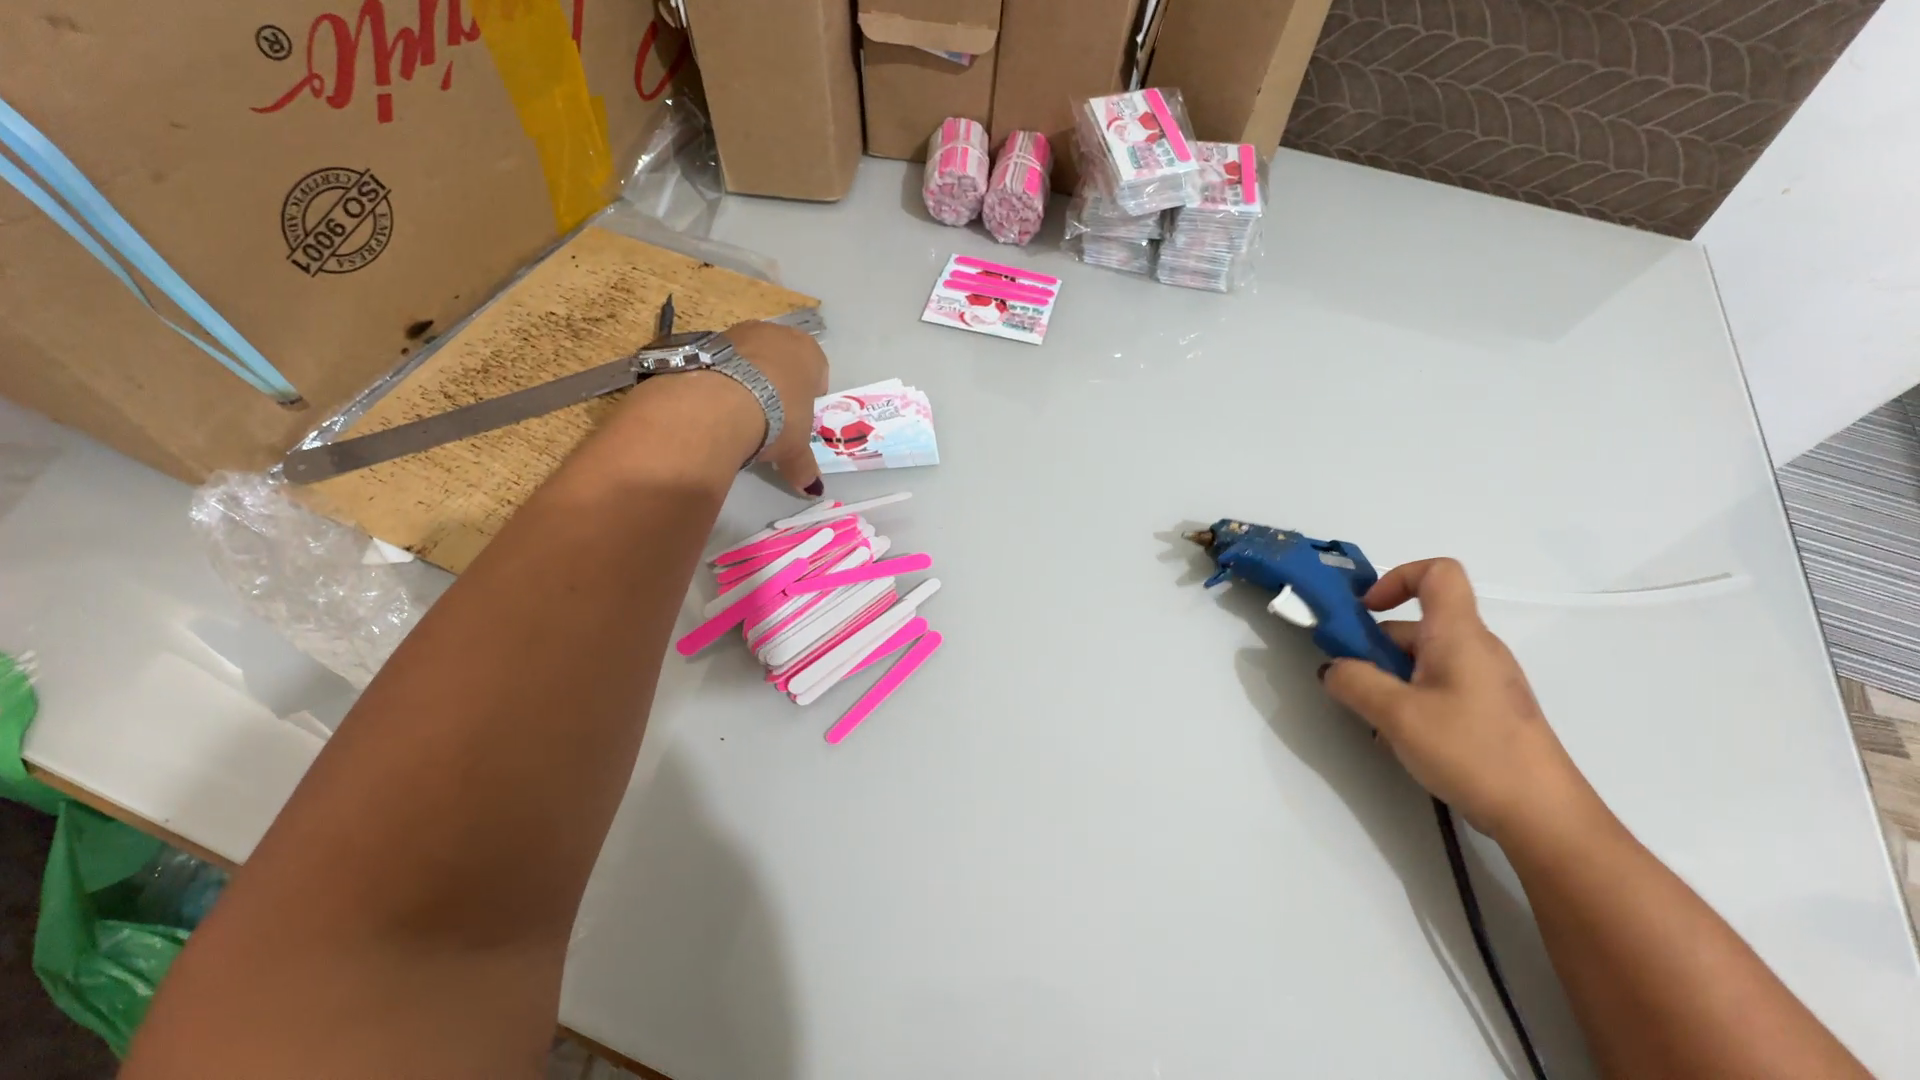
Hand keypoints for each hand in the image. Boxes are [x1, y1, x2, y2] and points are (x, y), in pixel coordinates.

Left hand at [723, 319, 829, 494]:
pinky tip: (716, 402)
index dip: (809, 394)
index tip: (799, 416)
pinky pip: (721, 360)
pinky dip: (721, 377)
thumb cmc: (776, 418)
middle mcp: (778, 334)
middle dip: (778, 384)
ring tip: (740, 411)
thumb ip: (803, 466)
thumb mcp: (794, 449)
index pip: (817, 370)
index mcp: (809, 352)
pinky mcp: (707, 338)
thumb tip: (813, 489)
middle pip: (783, 360)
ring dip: (748, 379)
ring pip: (751, 356)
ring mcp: (741, 332)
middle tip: (771, 415)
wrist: (720, 402)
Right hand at [1319, 558, 1598, 839]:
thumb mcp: (1397, 715)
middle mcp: (1476, 648)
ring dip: (1389, 678)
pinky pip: (1440, 686)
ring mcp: (1486, 681)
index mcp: (1459, 634)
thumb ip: (1355, 683)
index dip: (1396, 578)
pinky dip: (1411, 699)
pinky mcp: (1489, 711)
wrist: (1543, 815)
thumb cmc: (1471, 750)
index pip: (1437, 573)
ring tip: (1373, 720)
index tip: (1365, 612)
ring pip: (1425, 659)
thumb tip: (1333, 668)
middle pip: (1419, 623)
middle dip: (1375, 644)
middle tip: (1349, 681)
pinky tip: (1401, 738)